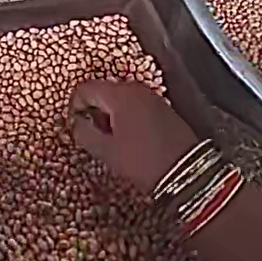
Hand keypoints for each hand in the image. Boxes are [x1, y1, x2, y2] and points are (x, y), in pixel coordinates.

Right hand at [69, 80, 200, 194]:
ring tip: (112, 139)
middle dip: (94, 109)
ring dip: (110, 113)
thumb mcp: (106, 151)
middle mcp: (135, 88)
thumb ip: (84, 132)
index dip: (75, 105)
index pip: (85, 88)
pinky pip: (134, 102)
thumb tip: (76, 122)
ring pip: (119, 97)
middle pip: (103, 90)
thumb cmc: (142, 161)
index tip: (75, 124)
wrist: (187, 172)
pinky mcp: (162, 106)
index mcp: (118, 95)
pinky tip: (129, 137)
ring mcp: (151, 96)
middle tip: (94, 134)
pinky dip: (126, 115)